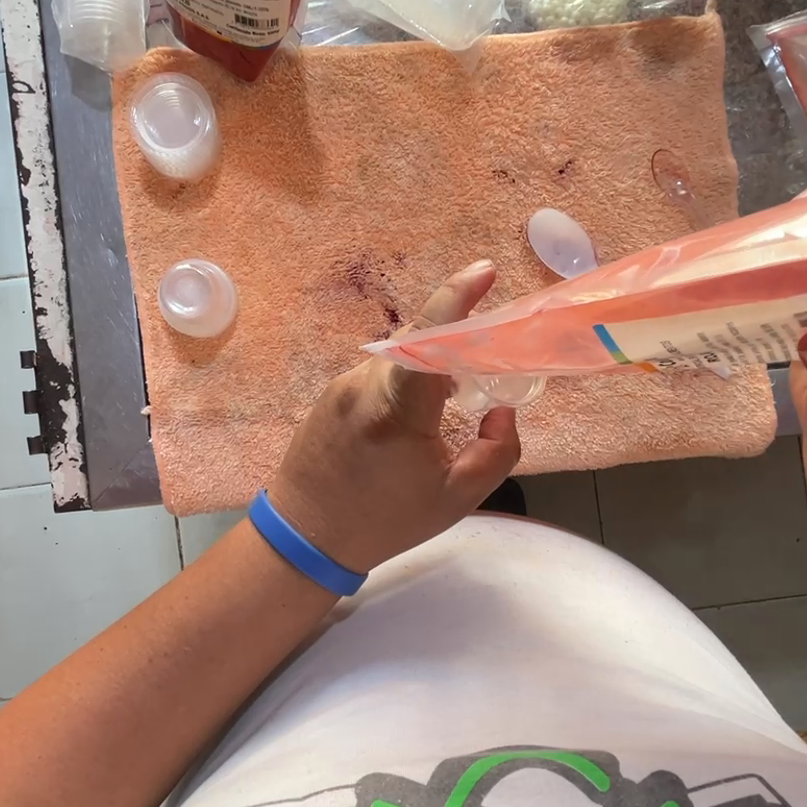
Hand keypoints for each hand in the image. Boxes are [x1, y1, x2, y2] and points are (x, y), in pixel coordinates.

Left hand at [267, 259, 521, 572]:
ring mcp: (341, 385)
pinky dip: (404, 380)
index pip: (431, 336)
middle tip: (488, 360)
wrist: (305, 537)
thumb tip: (501, 410)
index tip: (485, 270)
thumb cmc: (384, 522)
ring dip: (430, 367)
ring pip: (399, 359)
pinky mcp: (329, 394)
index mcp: (396, 406)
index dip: (458, 297)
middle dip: (457, 343)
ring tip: (450, 402)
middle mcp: (363, 382)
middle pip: (420, 342)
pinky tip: (412, 417)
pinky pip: (378, 373)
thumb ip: (497, 451)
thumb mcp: (457, 499)